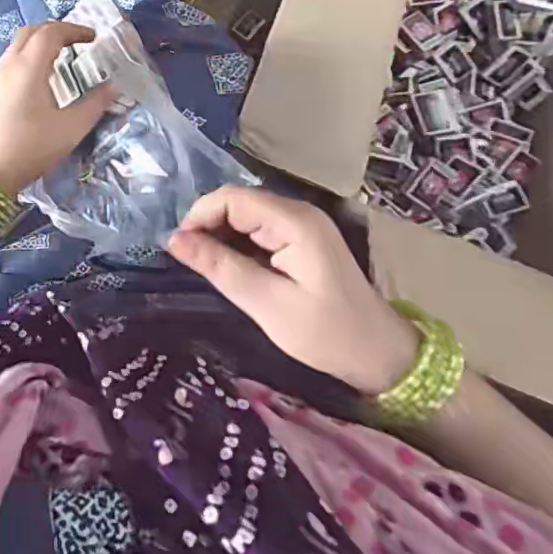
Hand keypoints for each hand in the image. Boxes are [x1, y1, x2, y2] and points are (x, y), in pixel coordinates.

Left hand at [0, 21, 115, 190]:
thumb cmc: (30, 147)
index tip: (93, 38)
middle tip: (78, 42)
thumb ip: (94, 104)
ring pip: (19, 46)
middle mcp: (10, 65)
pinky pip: (13, 61)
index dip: (75, 30)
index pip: (51, 32)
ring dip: (41, 44)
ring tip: (63, 59)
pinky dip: (30, 58)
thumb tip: (112, 87)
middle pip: (32, 32)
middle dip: (56, 31)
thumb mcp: (70, 129)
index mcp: (29, 66)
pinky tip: (43, 80)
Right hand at [167, 186, 418, 394]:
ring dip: (221, 236)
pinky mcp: (301, 239)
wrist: (378, 353)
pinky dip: (238, 244)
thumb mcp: (266, 303)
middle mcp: (298, 213)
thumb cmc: (325, 333)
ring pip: (245, 215)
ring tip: (208, 268)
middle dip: (208, 226)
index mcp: (295, 223)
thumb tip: (174, 240)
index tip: (179, 250)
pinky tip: (232, 268)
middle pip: (238, 202)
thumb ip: (221, 267)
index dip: (199, 217)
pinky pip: (258, 229)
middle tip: (192, 263)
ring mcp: (302, 224)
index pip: (232, 199)